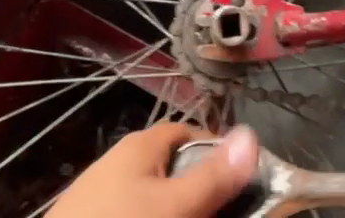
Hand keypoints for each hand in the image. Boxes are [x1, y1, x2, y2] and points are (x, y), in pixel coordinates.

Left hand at [45, 123, 259, 217]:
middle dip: (199, 192)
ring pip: (154, 196)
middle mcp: (122, 159)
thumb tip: (251, 134)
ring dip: (176, 209)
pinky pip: (132, 210)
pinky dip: (150, 216)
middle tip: (219, 214)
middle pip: (174, 168)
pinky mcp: (92, 216)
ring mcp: (104, 191)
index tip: (243, 187)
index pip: (192, 134)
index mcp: (142, 145)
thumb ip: (213, 177)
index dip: (220, 157)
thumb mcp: (175, 207)